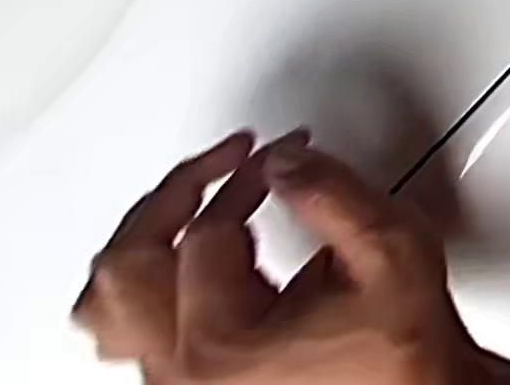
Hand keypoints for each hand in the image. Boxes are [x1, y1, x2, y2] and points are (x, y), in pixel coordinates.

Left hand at [73, 132, 509, 384]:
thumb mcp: (387, 245)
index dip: (249, 174)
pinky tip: (198, 247)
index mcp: (221, 345)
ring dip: (153, 233)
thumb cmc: (403, 339)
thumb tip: (283, 158)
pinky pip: (131, 326)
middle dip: (178, 193)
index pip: (207, 232)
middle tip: (227, 159)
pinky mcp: (193, 384)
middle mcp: (181, 376)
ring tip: (199, 194)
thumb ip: (333, 193)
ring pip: (106, 306)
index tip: (287, 148)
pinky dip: (155, 271)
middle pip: (123, 268)